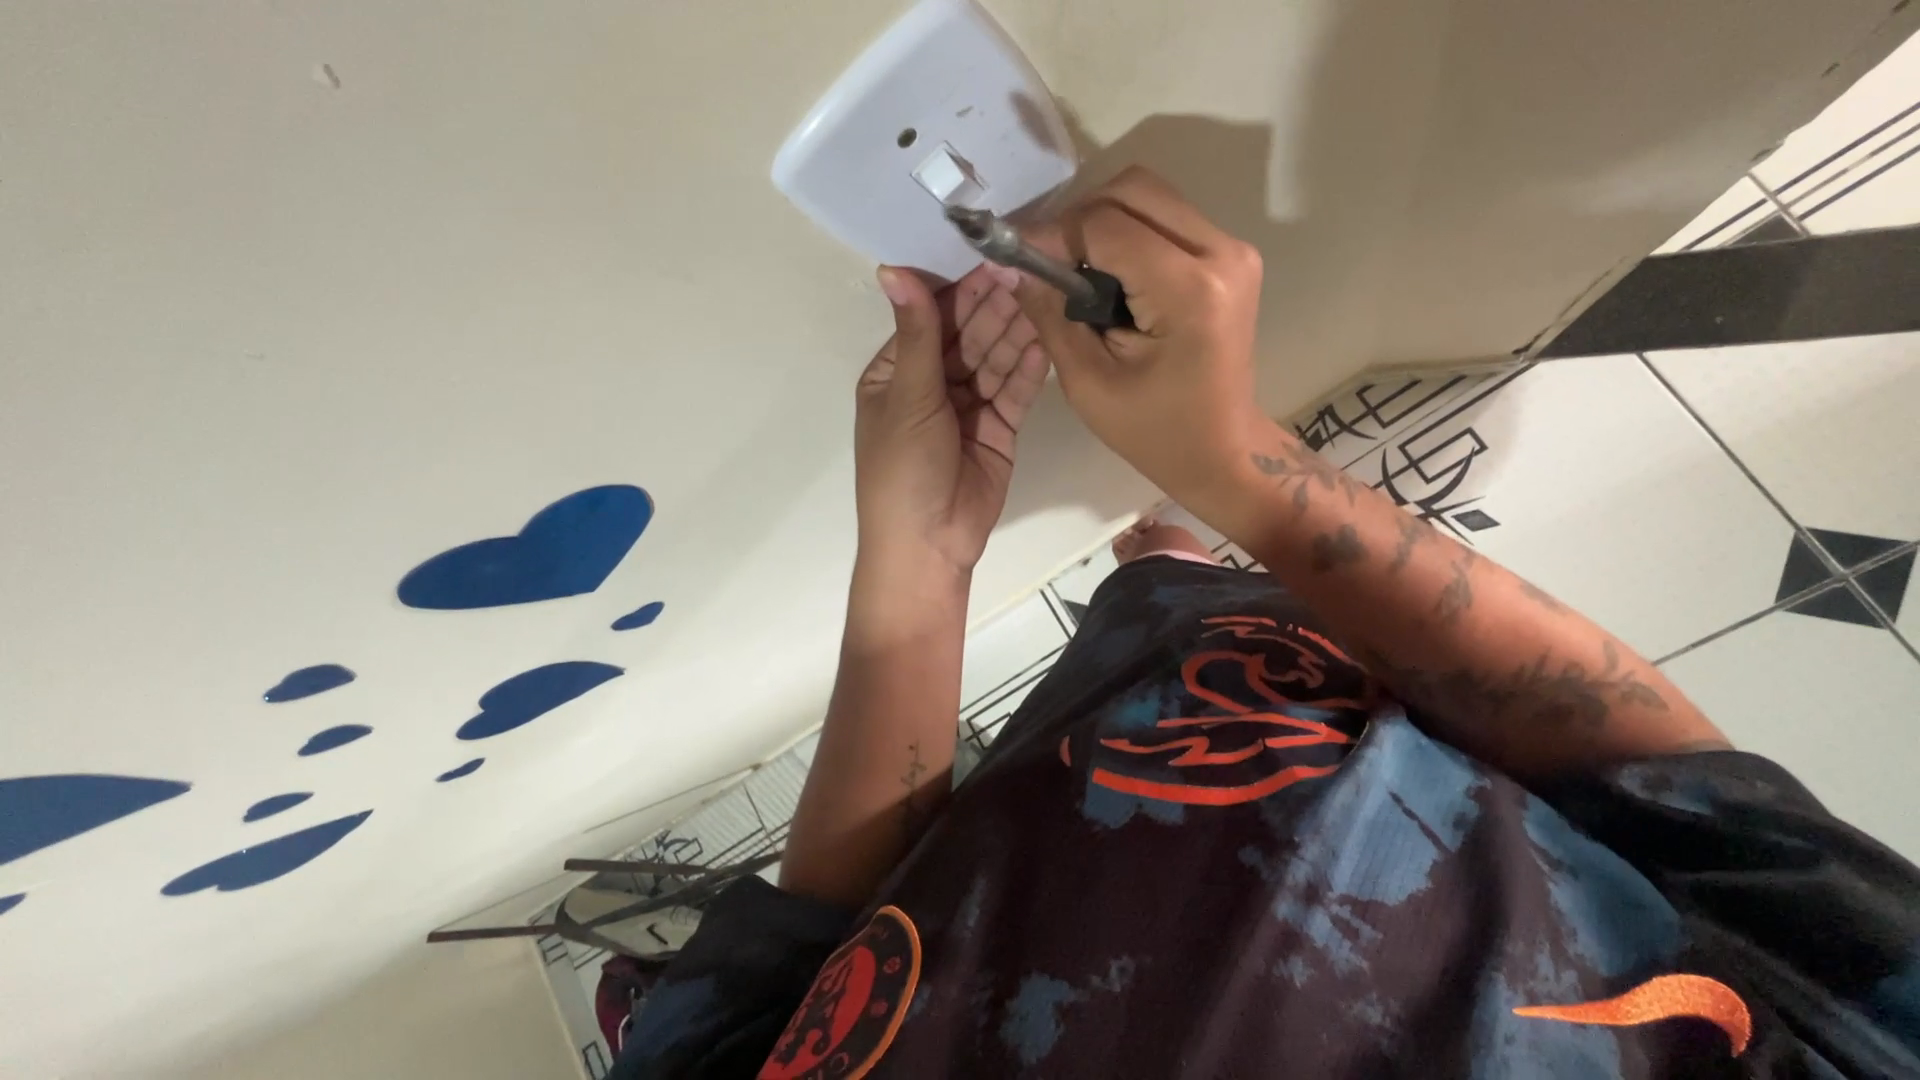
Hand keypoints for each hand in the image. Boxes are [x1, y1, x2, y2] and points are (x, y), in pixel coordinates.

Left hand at [854, 262, 1049, 576]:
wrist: (928, 543)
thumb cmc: (902, 469)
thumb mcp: (907, 396)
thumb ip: (917, 332)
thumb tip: (891, 268)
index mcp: (896, 373)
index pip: (931, 320)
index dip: (960, 292)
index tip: (992, 259)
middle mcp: (932, 384)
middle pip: (968, 336)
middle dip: (994, 307)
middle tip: (1028, 270)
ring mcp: (968, 407)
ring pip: (995, 359)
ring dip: (1016, 331)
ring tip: (1045, 295)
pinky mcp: (999, 428)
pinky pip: (1015, 390)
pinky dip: (1029, 368)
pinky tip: (1047, 339)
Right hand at [1014, 167, 1268, 511]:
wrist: (1220, 449)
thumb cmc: (1152, 430)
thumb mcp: (1087, 381)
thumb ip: (1049, 313)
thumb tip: (1010, 263)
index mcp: (1189, 292)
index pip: (1107, 225)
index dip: (1055, 233)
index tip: (1020, 256)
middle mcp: (1221, 255)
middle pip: (1134, 189)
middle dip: (1080, 218)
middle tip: (1051, 263)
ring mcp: (1231, 250)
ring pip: (1149, 197)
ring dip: (1103, 223)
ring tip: (1078, 273)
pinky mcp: (1229, 255)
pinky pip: (1165, 218)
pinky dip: (1127, 234)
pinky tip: (1108, 278)